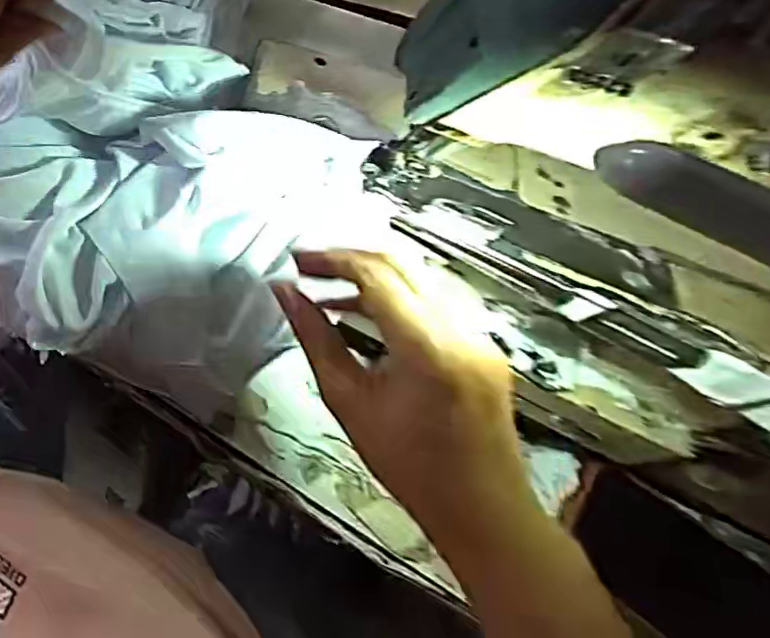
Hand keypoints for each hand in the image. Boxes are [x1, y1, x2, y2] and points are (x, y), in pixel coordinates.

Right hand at [271, 250, 539, 560]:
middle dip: (348, 257)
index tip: (294, 262)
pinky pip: (434, 299)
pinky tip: (361, 308)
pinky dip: (393, 292)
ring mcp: (481, 339)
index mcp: (429, 348)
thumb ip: (314, 335)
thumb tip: (285, 292)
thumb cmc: (409, 463)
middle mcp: (464, 334)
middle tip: (306, 265)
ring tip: (326, 284)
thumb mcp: (345, 396)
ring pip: (420, 276)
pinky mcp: (484, 347)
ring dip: (370, 273)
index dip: (329, 259)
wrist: (484, 511)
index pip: (376, 275)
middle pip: (403, 264)